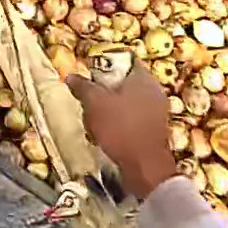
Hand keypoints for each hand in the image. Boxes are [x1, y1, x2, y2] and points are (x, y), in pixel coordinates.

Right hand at [67, 70, 177, 198]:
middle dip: (103, 90)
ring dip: (108, 108)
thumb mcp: (94, 103)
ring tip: (92, 119)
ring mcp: (156, 112)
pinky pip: (131, 118)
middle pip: (123, 82)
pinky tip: (103, 133)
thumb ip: (82, 86)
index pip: (125, 59)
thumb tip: (71, 76)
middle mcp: (154, 92)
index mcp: (143, 79)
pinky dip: (117, 122)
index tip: (90, 71)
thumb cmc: (121, 128)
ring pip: (126, 101)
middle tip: (88, 97)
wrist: (145, 168)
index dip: (105, 62)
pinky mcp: (153, 131)